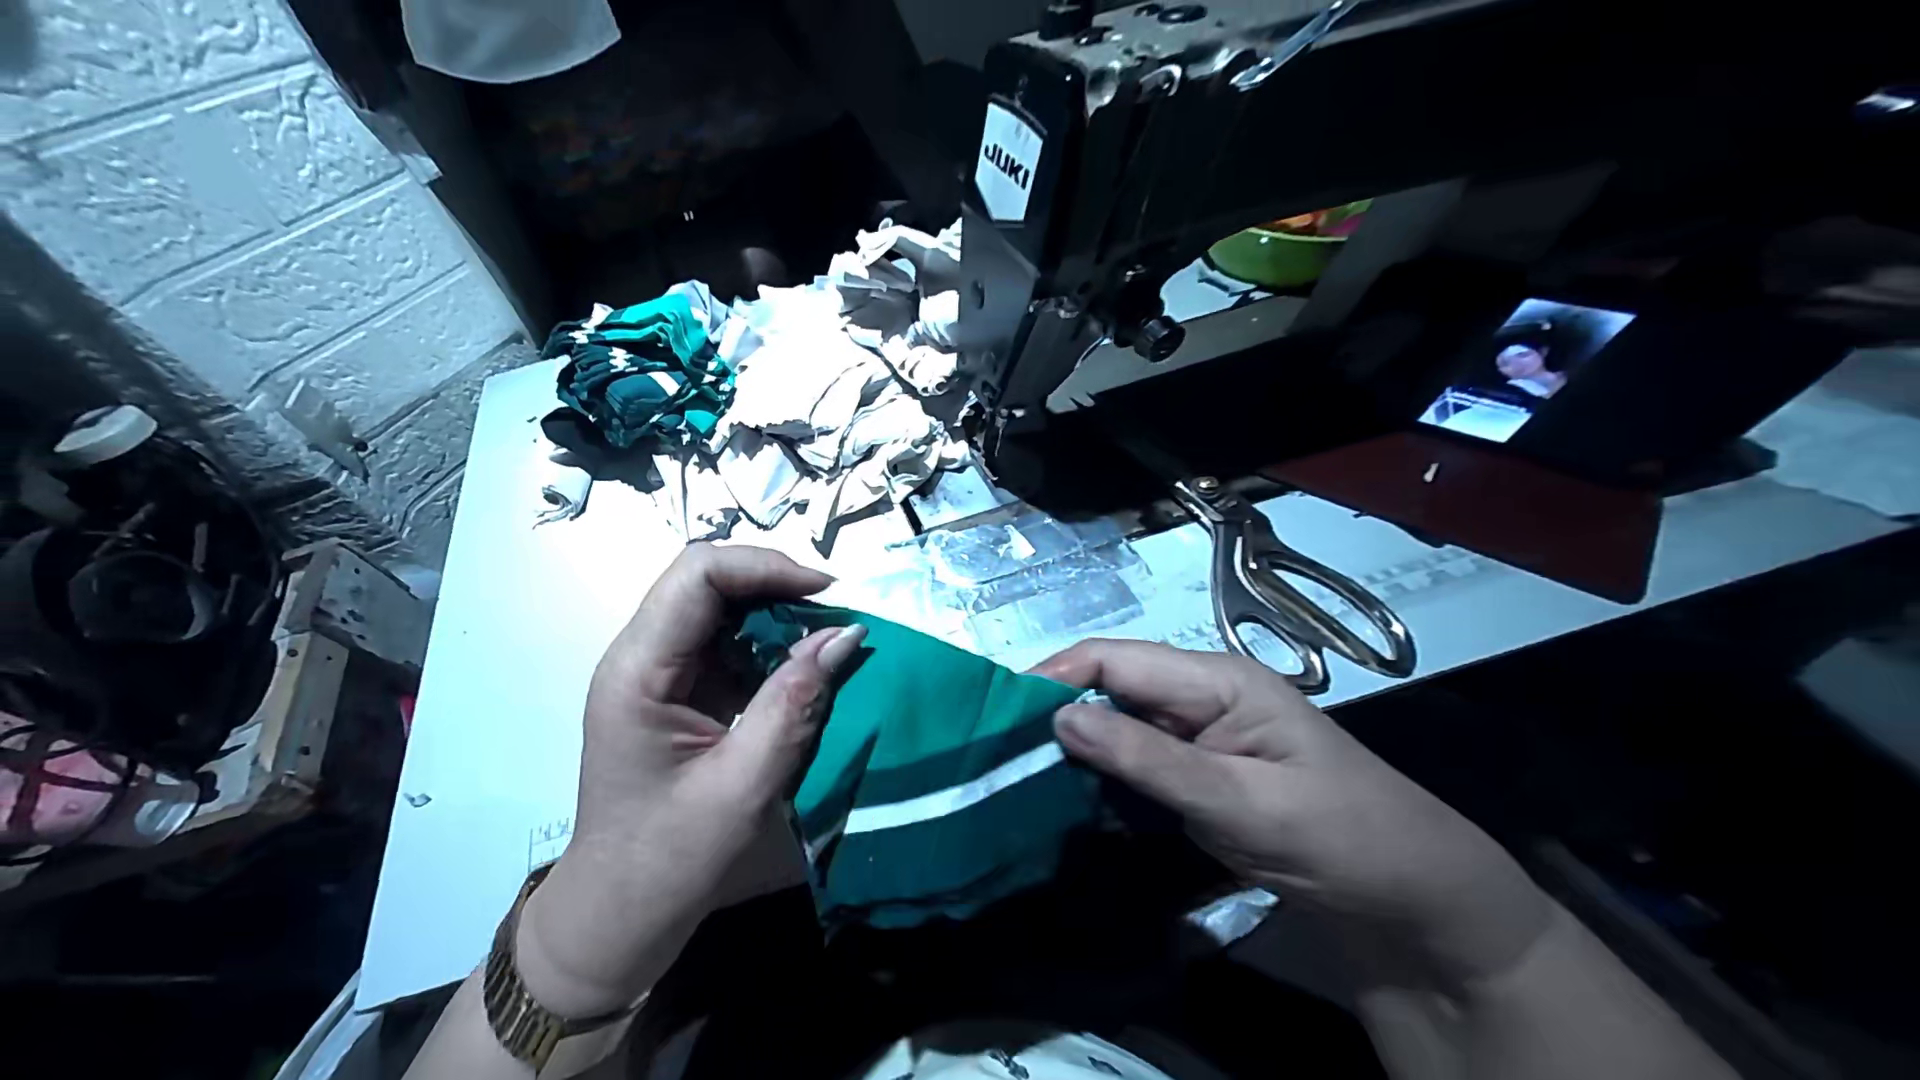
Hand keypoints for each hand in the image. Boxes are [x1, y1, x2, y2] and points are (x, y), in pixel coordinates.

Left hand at [516, 544, 866, 1016]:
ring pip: (722, 607)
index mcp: (639, 671)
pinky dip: (773, 644)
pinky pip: (730, 643)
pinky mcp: (682, 690)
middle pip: (709, 580)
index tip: (826, 594)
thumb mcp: (745, 783)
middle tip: (835, 615)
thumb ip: (796, 702)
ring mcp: (660, 672)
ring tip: (828, 637)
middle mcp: (642, 656)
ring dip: (779, 613)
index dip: (765, 568)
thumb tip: (847, 635)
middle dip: (777, 585)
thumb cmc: (671, 858)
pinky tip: (804, 666)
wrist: (620, 915)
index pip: (698, 575)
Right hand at [1035, 640, 1552, 990]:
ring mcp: (1198, 733)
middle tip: (1004, 747)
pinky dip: (1100, 771)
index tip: (1006, 711)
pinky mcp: (1195, 769)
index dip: (1059, 674)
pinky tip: (1068, 791)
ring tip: (1022, 768)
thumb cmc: (1341, 837)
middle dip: (1059, 707)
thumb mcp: (1242, 802)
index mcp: (1218, 679)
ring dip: (1075, 741)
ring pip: (1117, 721)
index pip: (1118, 658)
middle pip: (1112, 683)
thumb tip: (1061, 717)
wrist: (1413, 900)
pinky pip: (1133, 758)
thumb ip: (1150, 759)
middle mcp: (1201, 694)